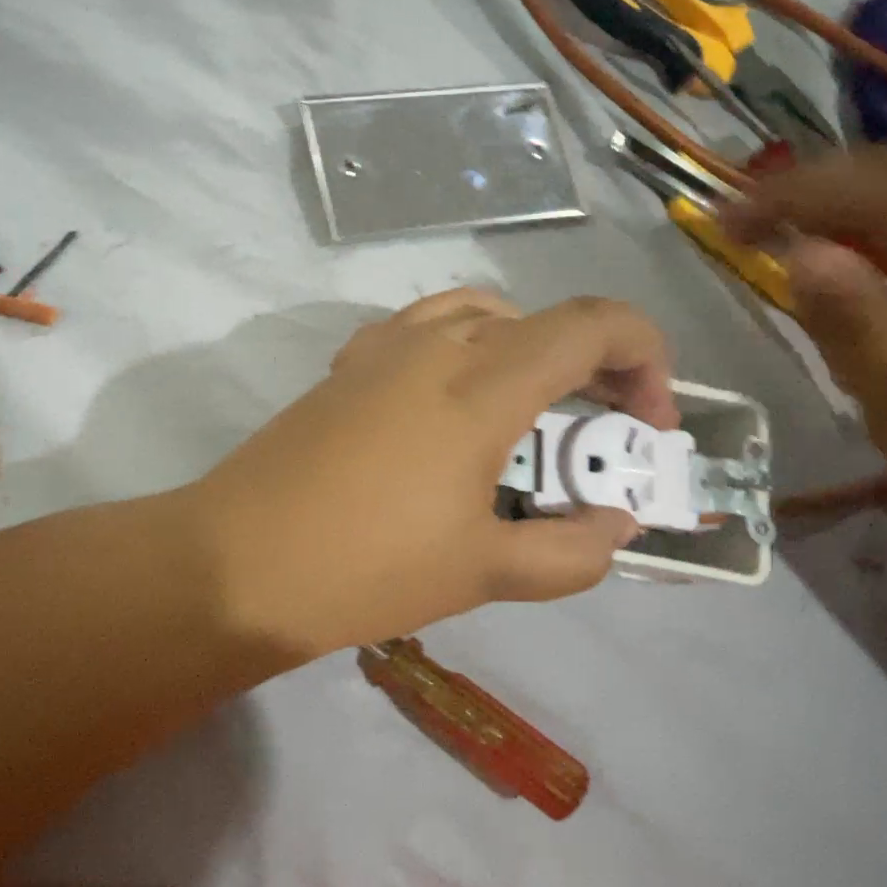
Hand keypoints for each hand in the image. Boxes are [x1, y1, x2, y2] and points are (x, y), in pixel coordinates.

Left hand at [187, 289, 678, 654]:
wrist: (237, 563)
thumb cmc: (366, 568)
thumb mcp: (483, 573)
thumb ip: (569, 552)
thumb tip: (615, 527)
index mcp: (481, 383)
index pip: (592, 323)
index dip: (645, 357)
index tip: (649, 425)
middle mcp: (432, 345)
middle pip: (539, 319)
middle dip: (592, 363)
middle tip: (601, 429)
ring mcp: (378, 350)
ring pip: (476, 314)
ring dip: (524, 350)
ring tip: (528, 413)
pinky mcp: (341, 370)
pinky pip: (420, 332)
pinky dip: (461, 352)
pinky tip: (448, 413)